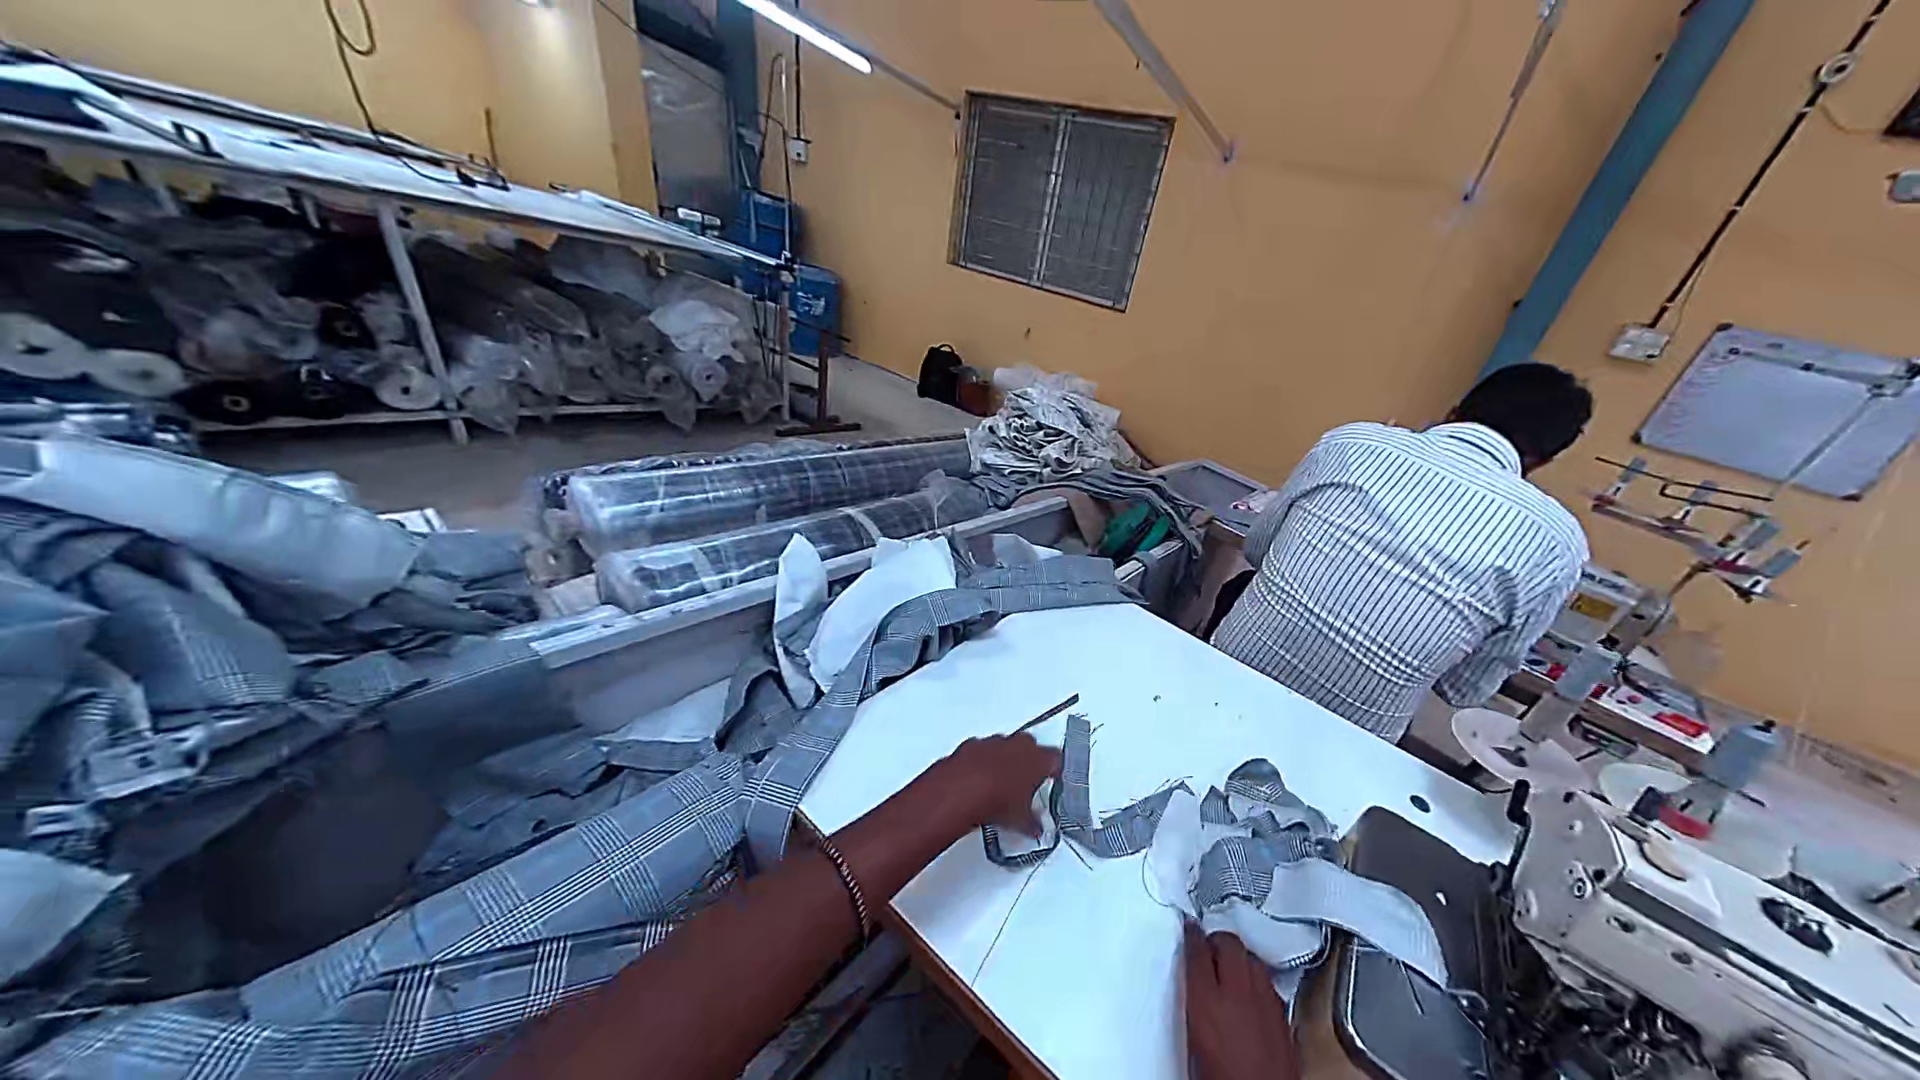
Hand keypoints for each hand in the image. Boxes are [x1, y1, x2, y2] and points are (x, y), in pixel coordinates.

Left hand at [925, 732, 1060, 837]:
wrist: (961, 791)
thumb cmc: (995, 798)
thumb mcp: (1021, 820)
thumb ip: (1032, 822)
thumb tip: (1033, 828)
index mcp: (1038, 758)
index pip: (1056, 759)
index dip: (1055, 769)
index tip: (1053, 777)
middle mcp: (1018, 744)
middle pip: (1031, 748)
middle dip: (1030, 762)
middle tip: (1027, 782)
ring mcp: (994, 742)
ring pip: (1005, 746)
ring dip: (1005, 760)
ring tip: (1001, 783)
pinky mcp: (972, 745)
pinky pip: (982, 750)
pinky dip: (982, 761)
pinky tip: (979, 779)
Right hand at [1184, 923, 1297, 1079]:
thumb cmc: (1223, 1078)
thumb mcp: (1193, 1035)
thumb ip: (1193, 997)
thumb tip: (1191, 977)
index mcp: (1206, 998)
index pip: (1197, 948)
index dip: (1191, 934)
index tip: (1190, 929)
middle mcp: (1237, 993)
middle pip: (1229, 943)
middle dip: (1218, 940)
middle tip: (1209, 946)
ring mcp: (1265, 1003)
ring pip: (1252, 958)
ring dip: (1239, 956)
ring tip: (1229, 966)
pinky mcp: (1284, 1017)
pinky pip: (1268, 982)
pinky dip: (1257, 979)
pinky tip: (1251, 991)